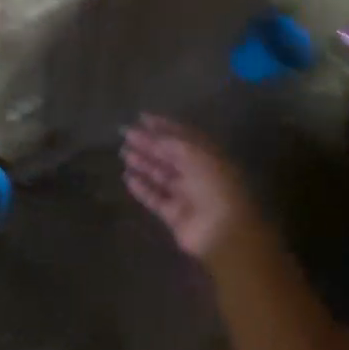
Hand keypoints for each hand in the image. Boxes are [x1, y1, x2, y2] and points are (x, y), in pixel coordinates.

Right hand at [122, 114, 254, 260]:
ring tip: (124, 153)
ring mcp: (187, 197)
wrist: (224, 232)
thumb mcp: (194, 155)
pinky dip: (142, 189)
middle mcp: (199, 176)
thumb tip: (150, 132)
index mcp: (209, 158)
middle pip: (170, 156)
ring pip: (161, 176)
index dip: (163, 126)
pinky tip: (127, 178)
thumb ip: (170, 142)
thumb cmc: (214, 186)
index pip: (184, 137)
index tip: (141, 118)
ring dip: (144, 163)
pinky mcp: (176, 216)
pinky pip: (156, 199)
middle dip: (149, 144)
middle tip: (126, 134)